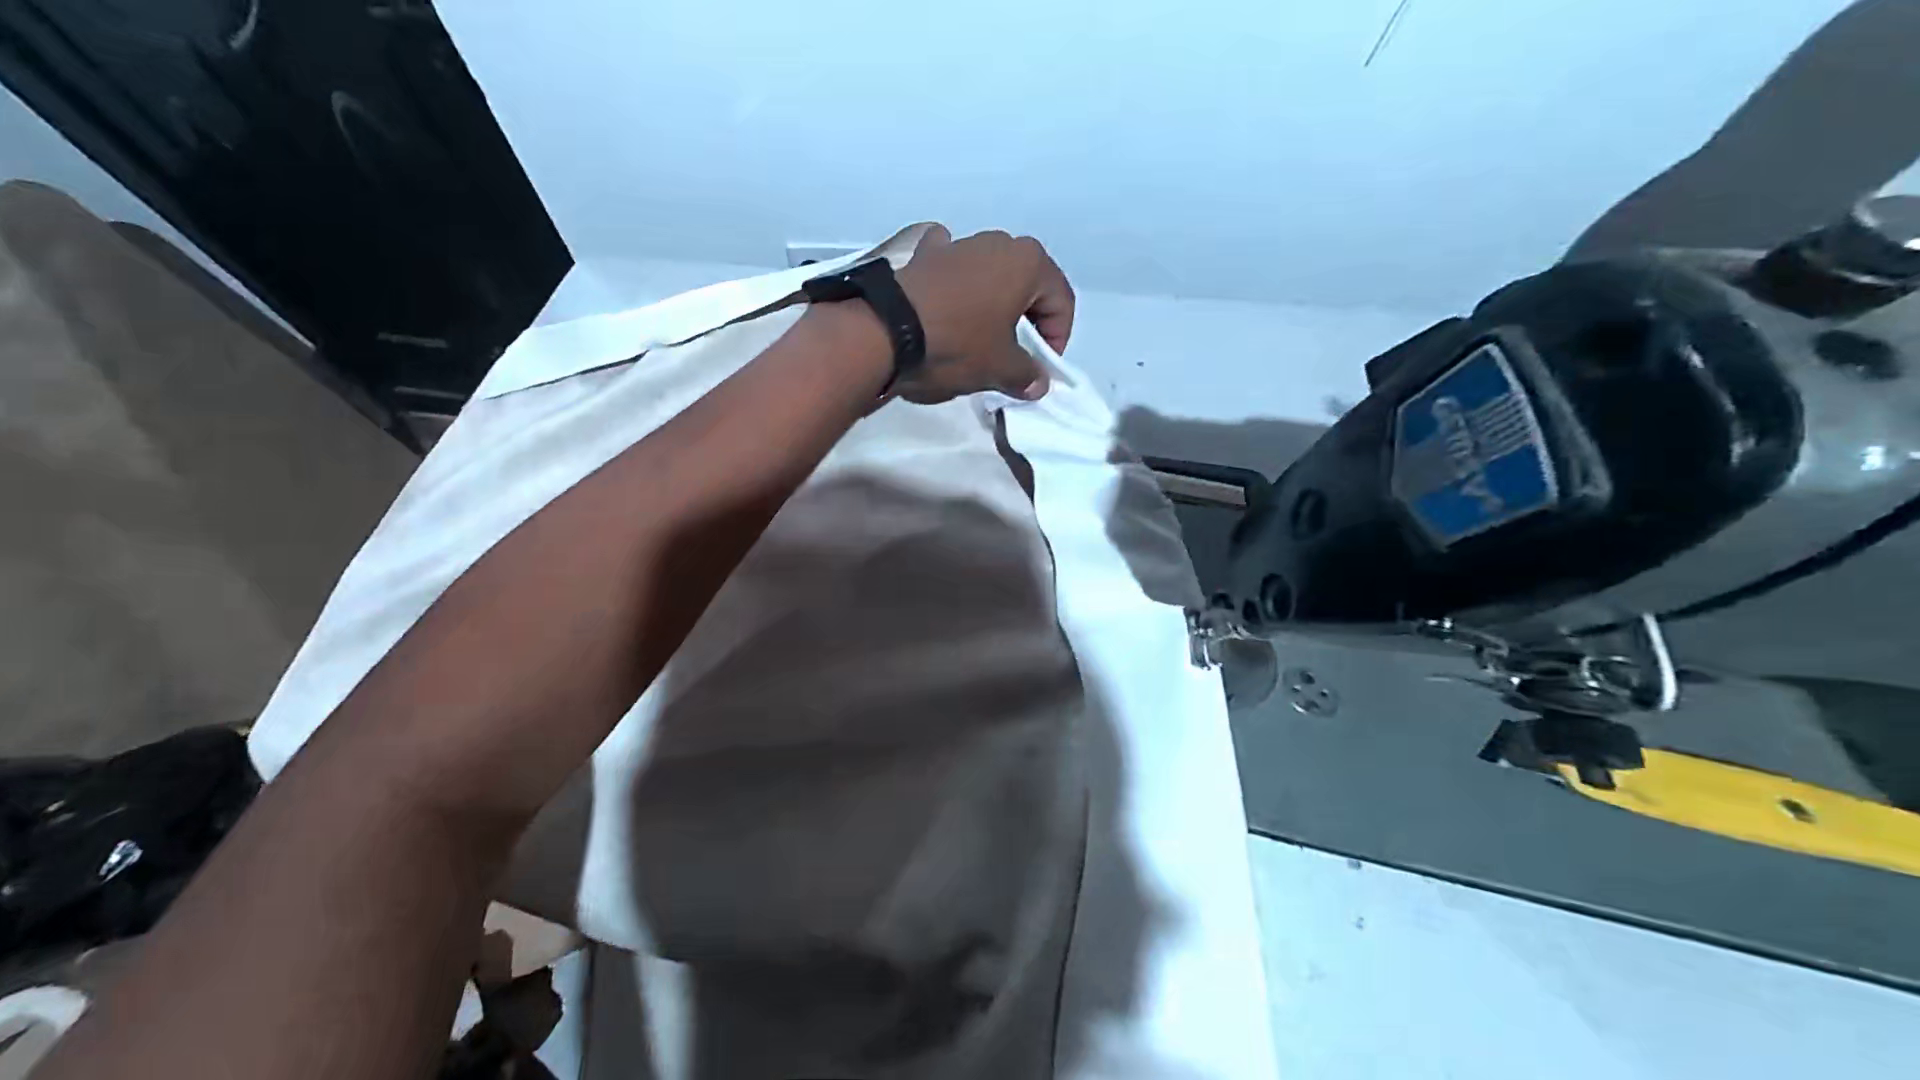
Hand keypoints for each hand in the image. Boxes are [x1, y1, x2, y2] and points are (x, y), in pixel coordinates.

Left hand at [889, 225, 1075, 403]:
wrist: (886, 331)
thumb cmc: (958, 344)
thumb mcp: (1000, 367)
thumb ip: (1027, 375)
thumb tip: (1036, 383)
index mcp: (1027, 261)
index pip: (1060, 302)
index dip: (1057, 339)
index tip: (1041, 368)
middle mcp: (997, 242)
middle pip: (1028, 286)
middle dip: (1028, 322)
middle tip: (1017, 356)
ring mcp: (959, 244)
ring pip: (991, 278)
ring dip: (995, 307)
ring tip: (982, 341)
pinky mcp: (925, 256)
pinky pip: (954, 272)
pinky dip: (958, 288)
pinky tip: (951, 306)